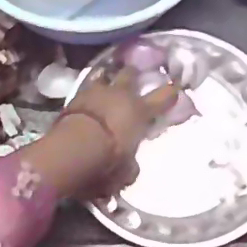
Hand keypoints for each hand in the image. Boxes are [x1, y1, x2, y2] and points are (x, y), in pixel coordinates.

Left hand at [28, 67, 178, 199]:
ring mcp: (97, 92)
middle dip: (134, 74)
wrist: (71, 149)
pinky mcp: (74, 96)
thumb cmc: (107, 161)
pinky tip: (86, 97)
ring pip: (105, 76)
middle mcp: (121, 96)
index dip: (171, 92)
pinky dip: (88, 92)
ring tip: (107, 81)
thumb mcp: (125, 172)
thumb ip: (130, 167)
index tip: (175, 87)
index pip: (163, 97)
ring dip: (107, 79)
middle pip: (131, 74)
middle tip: (134, 75)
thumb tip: (131, 168)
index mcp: (140, 112)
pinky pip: (86, 87)